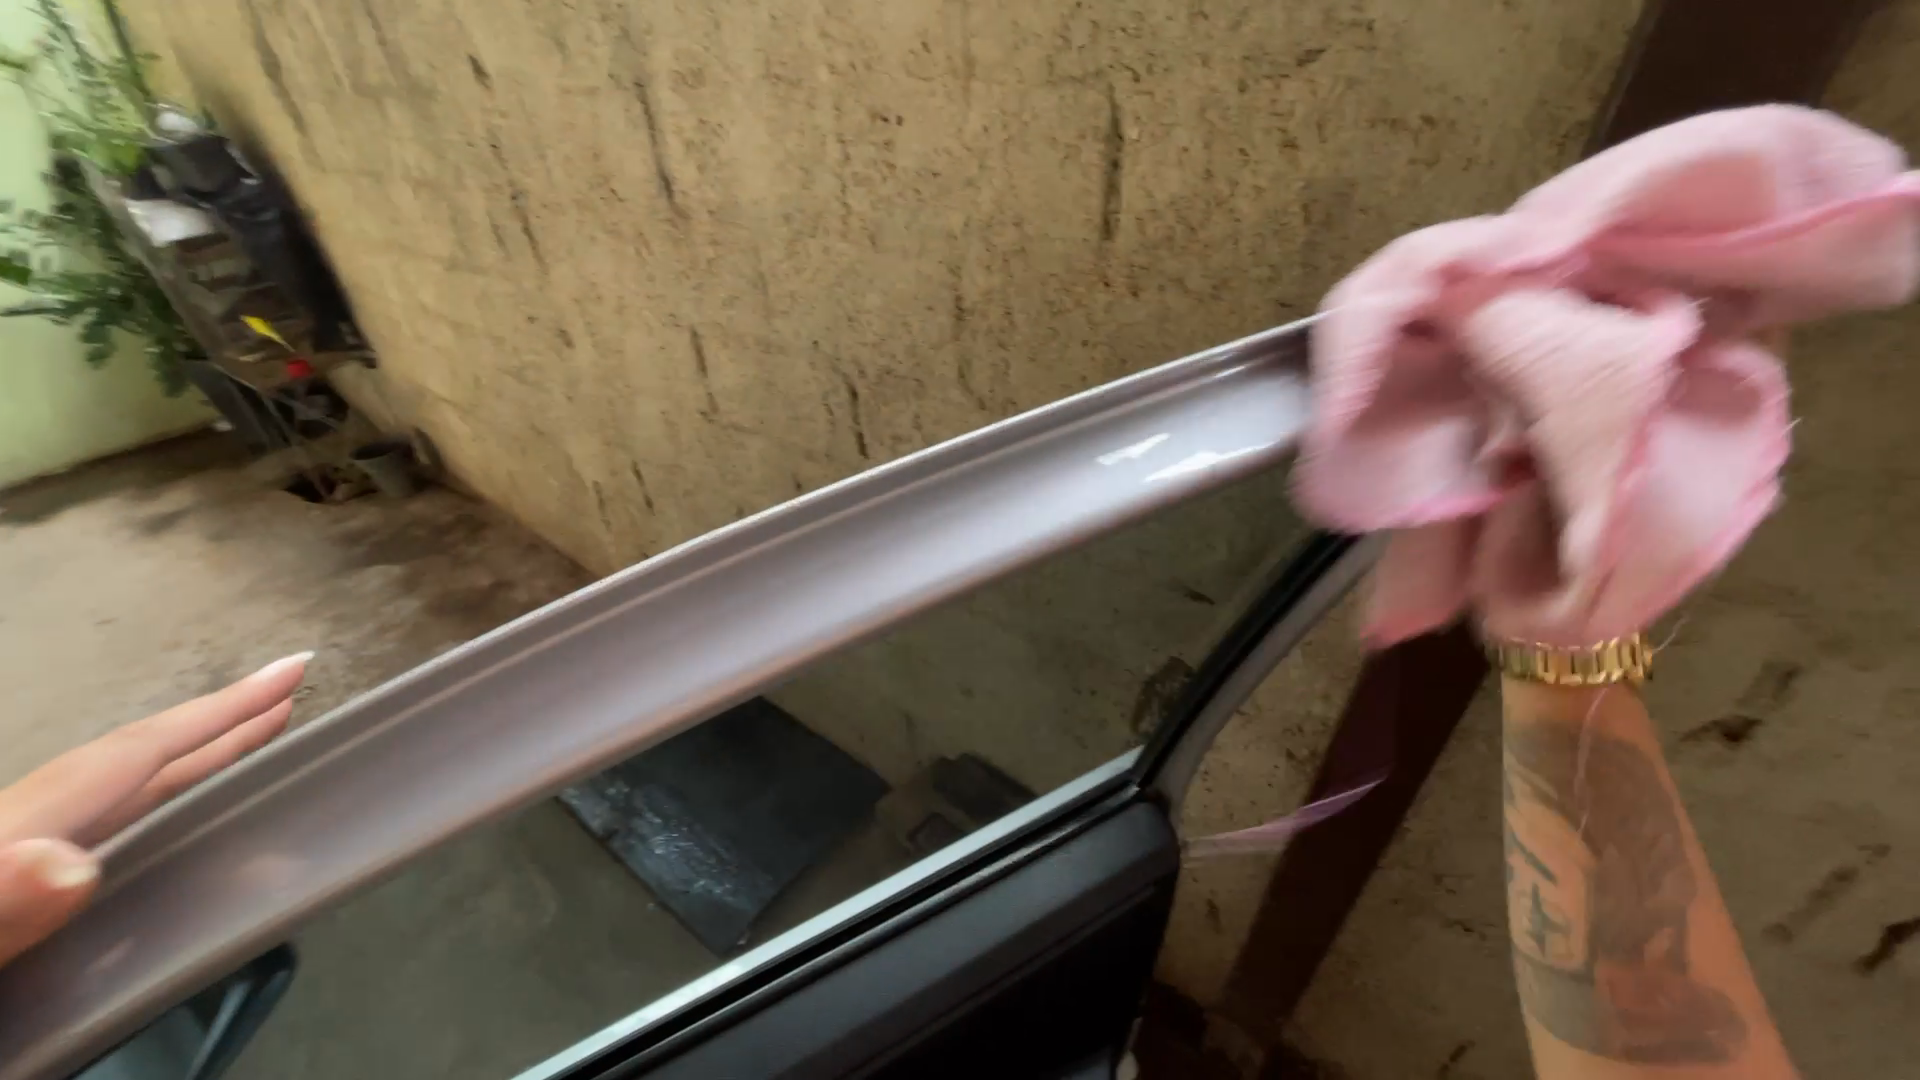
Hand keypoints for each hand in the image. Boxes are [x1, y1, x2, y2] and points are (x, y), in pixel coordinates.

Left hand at [0, 652, 309, 966]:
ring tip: (253, 737)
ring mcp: (0, 872)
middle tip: (290, 689)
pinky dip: (149, 812)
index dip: (216, 712)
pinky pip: (94, 839)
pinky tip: (161, 822)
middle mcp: (4, 845)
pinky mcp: (0, 905)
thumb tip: (68, 858)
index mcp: (2, 842)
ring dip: (190, 763)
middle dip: (214, 724)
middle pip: (123, 768)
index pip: (125, 760)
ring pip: (108, 801)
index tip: (293, 671)